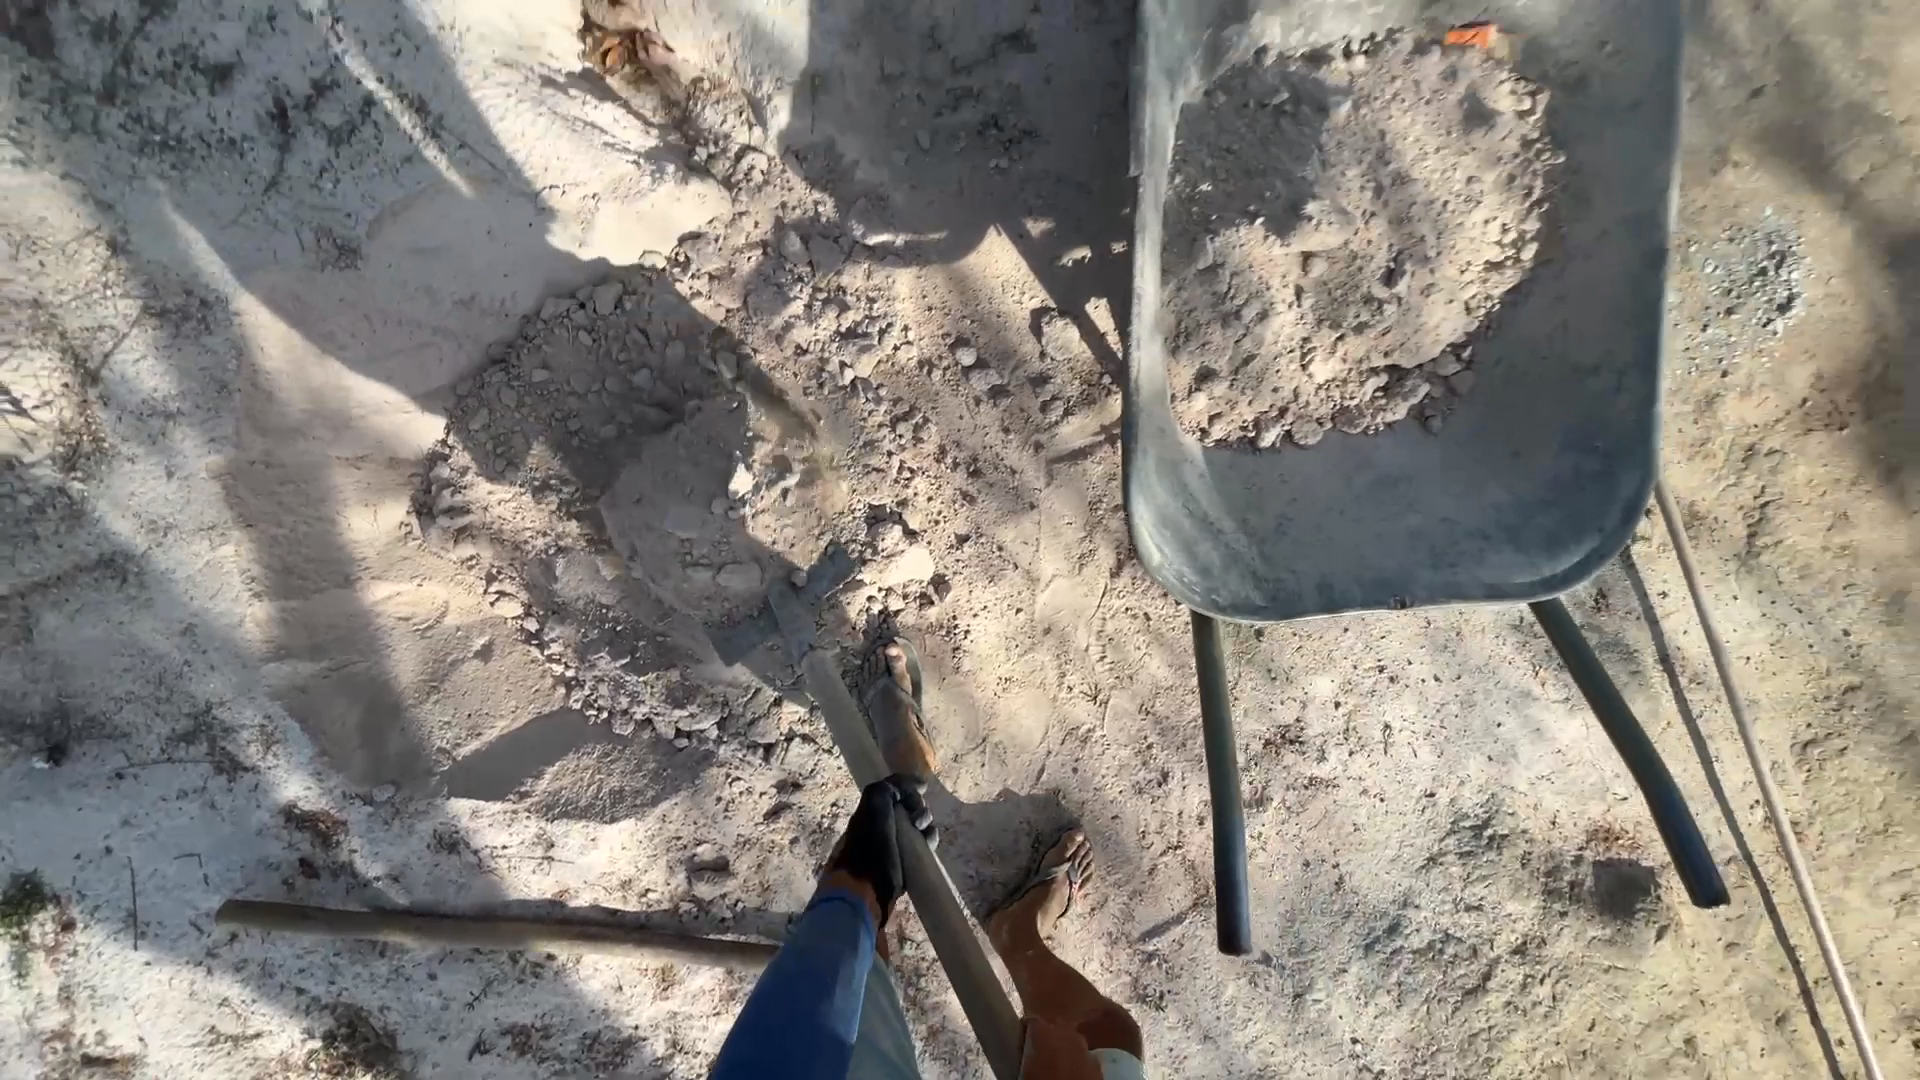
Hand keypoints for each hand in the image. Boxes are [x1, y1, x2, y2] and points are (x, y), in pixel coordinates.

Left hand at [824, 775, 936, 923]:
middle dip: (919, 807)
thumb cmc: (870, 846)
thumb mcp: (875, 805)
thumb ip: (889, 788)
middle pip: (911, 805)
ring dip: (927, 824)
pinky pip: (923, 844)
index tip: (922, 788)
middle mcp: (883, 823)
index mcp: (872, 809)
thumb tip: (913, 786)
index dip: (909, 786)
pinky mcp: (906, 861)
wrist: (866, 890)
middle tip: (917, 819)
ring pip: (920, 824)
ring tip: (922, 833)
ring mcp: (895, 843)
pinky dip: (929, 840)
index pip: (896, 788)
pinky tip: (927, 845)